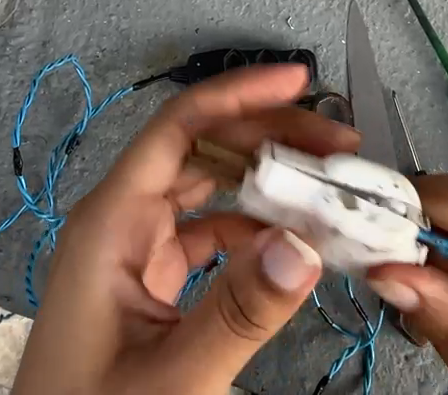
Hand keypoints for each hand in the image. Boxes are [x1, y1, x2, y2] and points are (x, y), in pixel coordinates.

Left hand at [12, 64, 359, 393]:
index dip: (238, 94)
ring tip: (324, 181)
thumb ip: (237, 312)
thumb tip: (306, 243)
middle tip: (336, 143)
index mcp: (112, 219)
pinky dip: (250, 229)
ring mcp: (133, 249)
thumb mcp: (171, 377)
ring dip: (263, 181)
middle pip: (198, 149)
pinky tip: (291, 238)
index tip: (299, 81)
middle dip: (266, 135)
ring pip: (205, 189)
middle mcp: (121, 219)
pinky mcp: (147, 281)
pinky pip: (205, 234)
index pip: (178, 126)